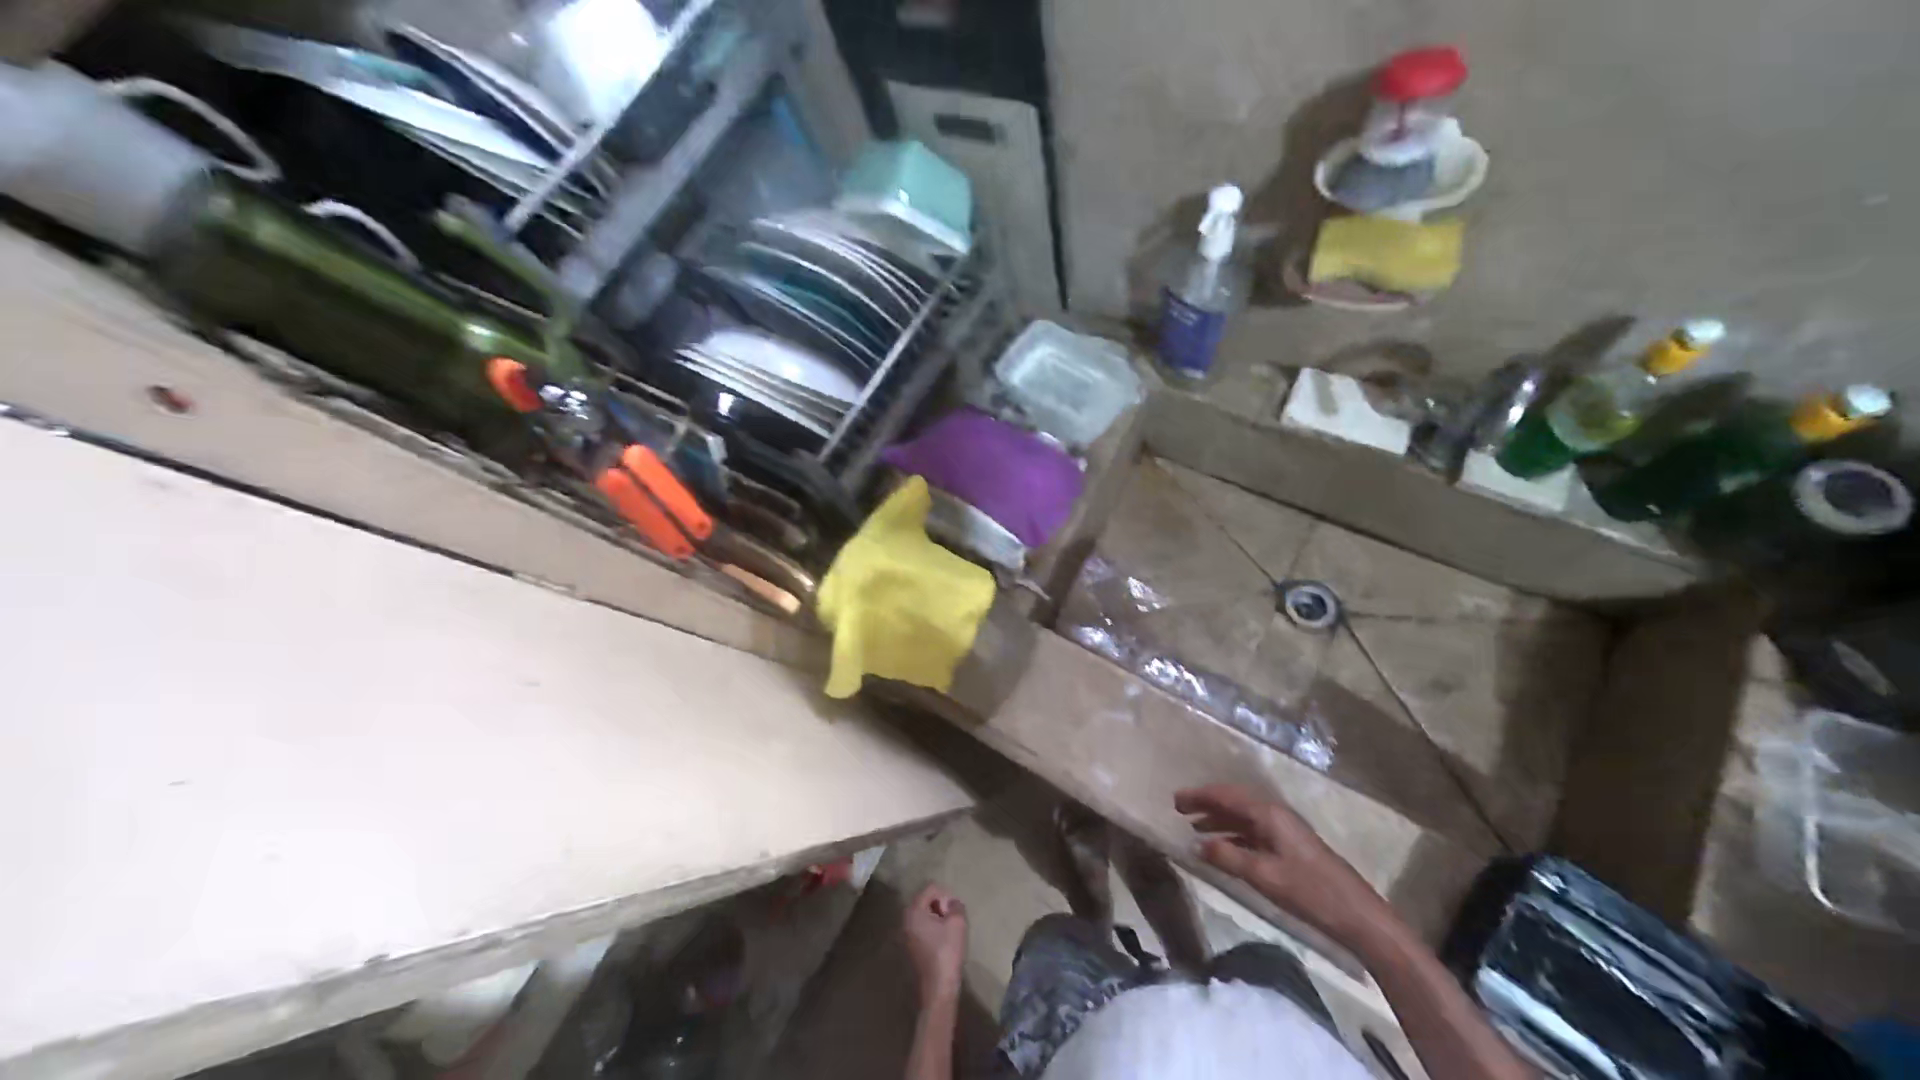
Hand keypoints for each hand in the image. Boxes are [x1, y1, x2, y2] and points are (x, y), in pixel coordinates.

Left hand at [902, 883, 968, 1001]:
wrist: (938, 988)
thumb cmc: (947, 952)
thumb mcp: (957, 923)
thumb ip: (956, 906)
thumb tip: (952, 904)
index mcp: (913, 911)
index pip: (930, 888)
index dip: (946, 895)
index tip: (954, 912)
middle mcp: (905, 919)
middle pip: (925, 900)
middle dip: (941, 906)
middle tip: (953, 920)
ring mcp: (906, 934)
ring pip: (924, 915)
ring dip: (938, 918)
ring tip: (950, 931)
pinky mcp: (911, 947)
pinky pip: (922, 928)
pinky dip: (933, 929)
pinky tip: (944, 942)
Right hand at [1175, 783, 1391, 945]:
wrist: (1358, 916)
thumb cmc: (1309, 892)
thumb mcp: (1263, 876)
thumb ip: (1227, 857)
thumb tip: (1196, 844)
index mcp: (1269, 814)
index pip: (1226, 796)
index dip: (1199, 796)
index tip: (1174, 801)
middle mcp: (1276, 815)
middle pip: (1235, 802)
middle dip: (1207, 804)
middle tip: (1180, 810)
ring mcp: (1285, 831)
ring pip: (1244, 817)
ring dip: (1219, 820)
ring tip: (1195, 828)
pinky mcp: (1291, 848)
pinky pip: (1253, 832)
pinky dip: (1233, 835)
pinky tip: (1223, 848)